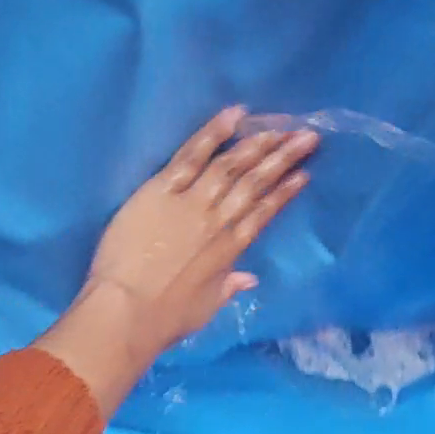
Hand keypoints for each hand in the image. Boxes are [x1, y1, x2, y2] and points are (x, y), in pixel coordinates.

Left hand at [37, 107, 315, 415]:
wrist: (128, 310)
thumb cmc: (166, 318)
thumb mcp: (206, 307)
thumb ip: (228, 288)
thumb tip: (249, 279)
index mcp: (230, 250)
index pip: (263, 213)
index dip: (284, 192)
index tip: (304, 174)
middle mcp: (216, 221)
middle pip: (254, 183)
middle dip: (283, 158)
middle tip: (307, 136)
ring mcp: (190, 203)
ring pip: (230, 165)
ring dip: (256, 143)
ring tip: (278, 126)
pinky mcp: (160, 190)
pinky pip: (190, 155)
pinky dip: (212, 133)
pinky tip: (234, 115)